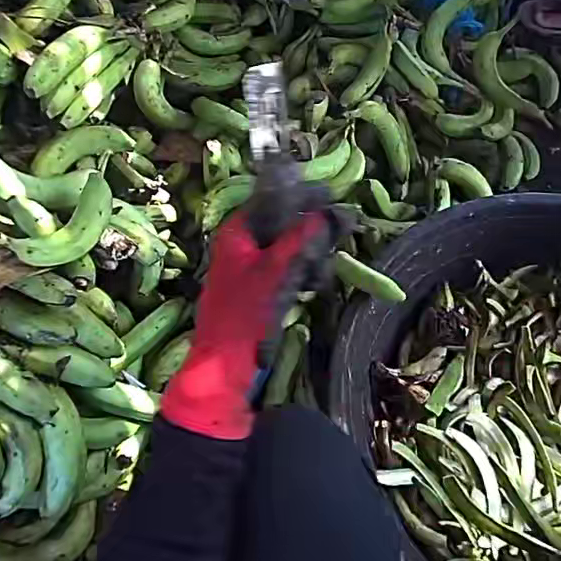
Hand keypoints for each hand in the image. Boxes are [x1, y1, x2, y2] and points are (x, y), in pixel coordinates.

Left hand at [160, 210, 330, 439]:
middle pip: (282, 222)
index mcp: (236, 233)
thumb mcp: (275, 272)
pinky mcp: (258, 288)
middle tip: (337, 231)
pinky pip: (285, 268)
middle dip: (309, 229)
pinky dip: (301, 273)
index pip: (270, 198)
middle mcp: (241, 244)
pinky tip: (313, 285)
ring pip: (287, 246)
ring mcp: (249, 266)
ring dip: (308, 254)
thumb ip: (301, 238)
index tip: (330, 196)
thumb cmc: (243, 315)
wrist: (223, 365)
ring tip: (319, 270)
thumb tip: (333, 211)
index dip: (301, 195)